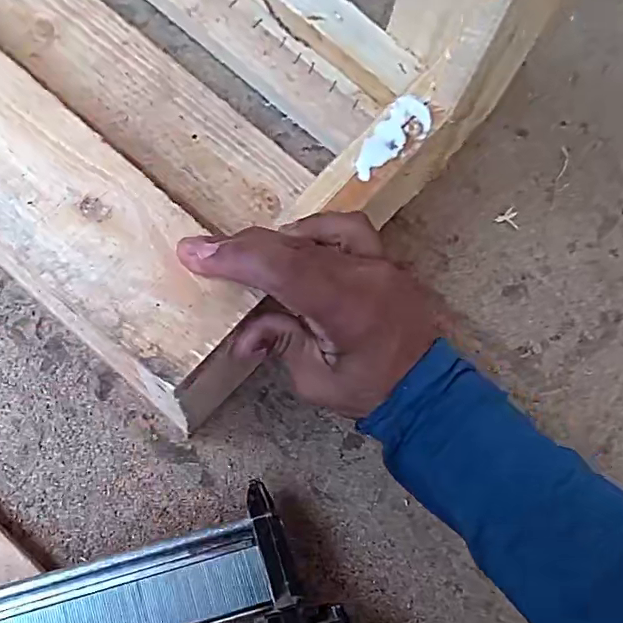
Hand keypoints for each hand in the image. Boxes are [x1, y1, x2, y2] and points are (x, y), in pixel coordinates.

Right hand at [177, 212, 441, 418]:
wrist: (427, 389)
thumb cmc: (374, 392)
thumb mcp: (316, 382)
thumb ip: (281, 344)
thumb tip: (246, 333)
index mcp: (347, 307)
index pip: (282, 268)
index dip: (235, 257)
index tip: (195, 253)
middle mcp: (365, 274)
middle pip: (293, 246)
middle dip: (244, 249)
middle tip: (206, 255)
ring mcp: (380, 263)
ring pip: (320, 231)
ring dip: (279, 242)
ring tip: (254, 259)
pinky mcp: (386, 262)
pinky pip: (348, 230)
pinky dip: (317, 234)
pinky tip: (301, 247)